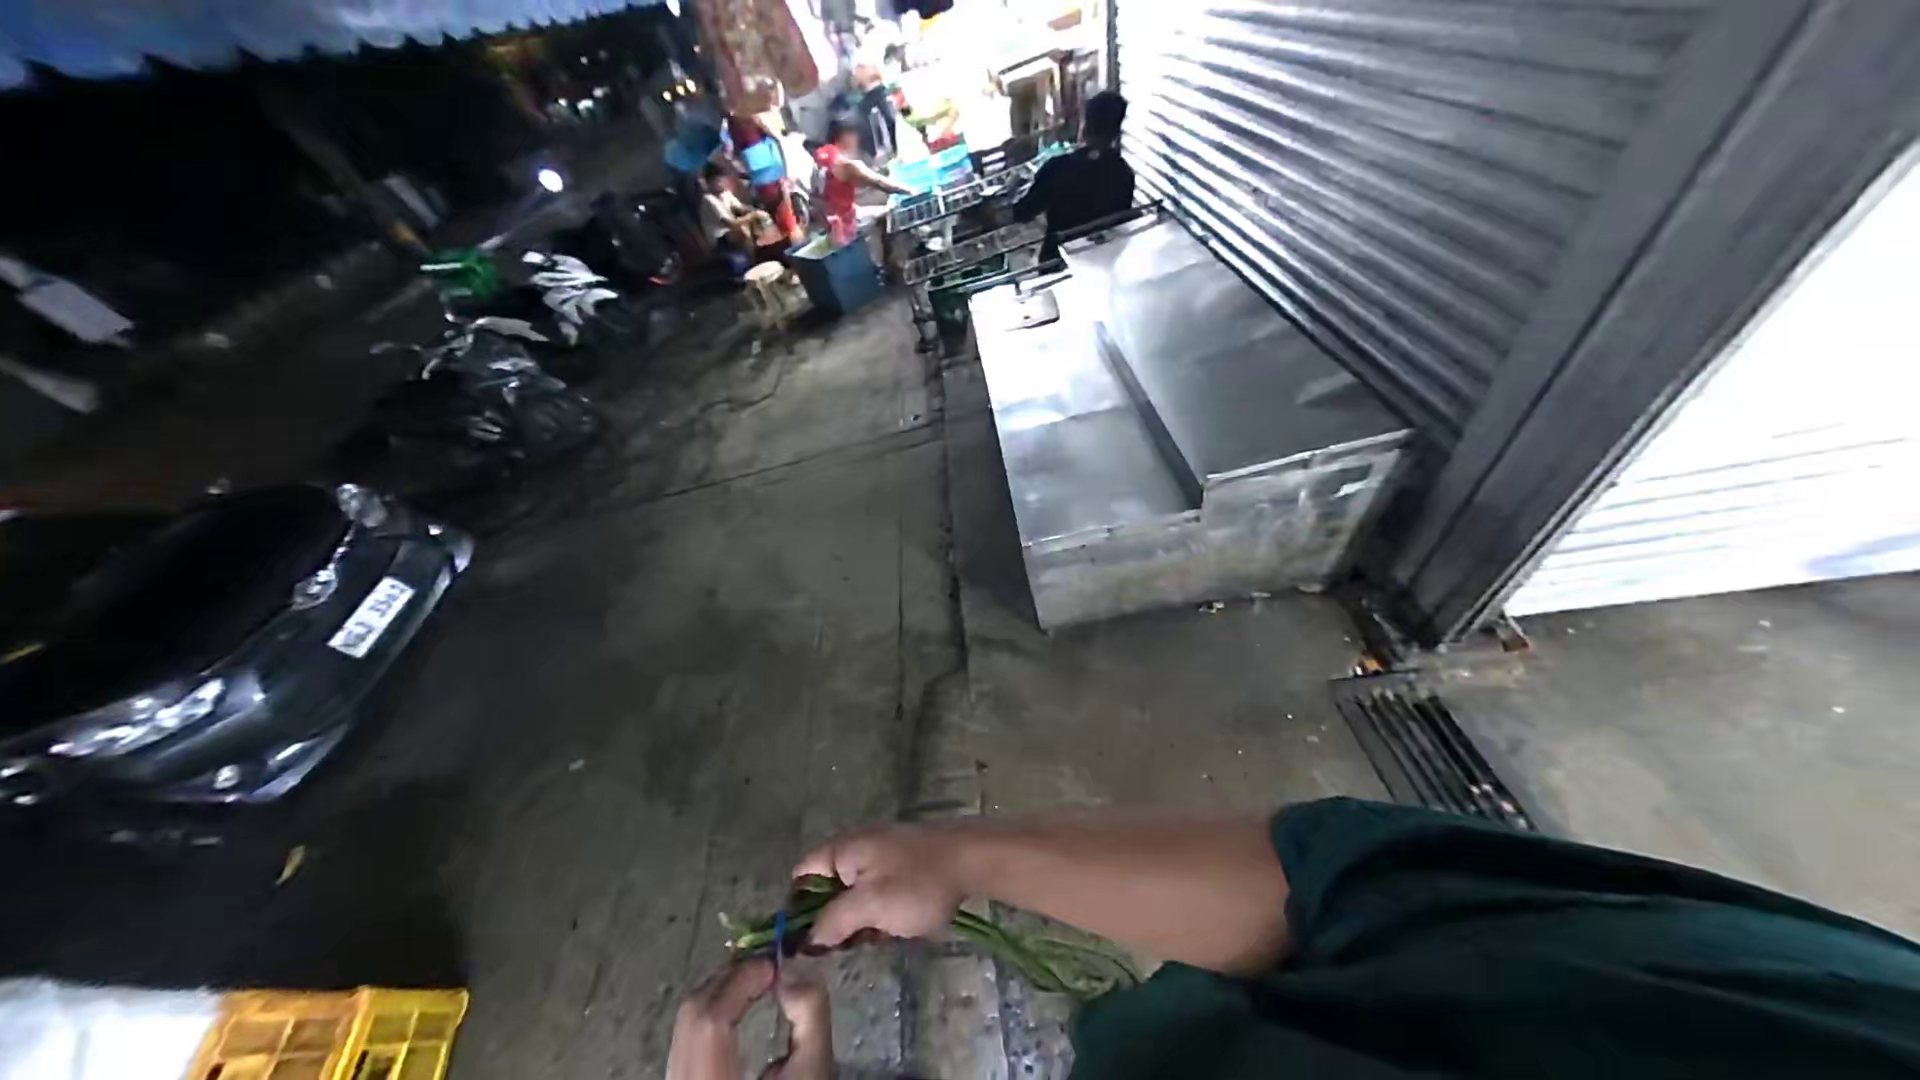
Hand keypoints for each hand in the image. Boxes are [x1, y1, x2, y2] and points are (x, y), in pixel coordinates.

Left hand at [666, 960, 832, 1079]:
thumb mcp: (816, 1067)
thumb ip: (810, 1010)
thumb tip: (788, 972)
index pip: (710, 1022)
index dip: (740, 982)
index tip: (774, 966)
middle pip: (692, 1015)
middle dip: (731, 979)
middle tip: (766, 968)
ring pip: (685, 1023)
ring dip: (720, 992)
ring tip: (756, 981)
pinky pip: (686, 1037)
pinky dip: (712, 1011)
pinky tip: (738, 1006)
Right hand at [793, 825, 966, 946]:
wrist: (970, 861)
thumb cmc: (917, 883)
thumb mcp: (870, 905)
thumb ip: (832, 921)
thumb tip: (805, 939)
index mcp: (842, 849)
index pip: (800, 876)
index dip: (798, 909)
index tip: (809, 941)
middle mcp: (855, 848)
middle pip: (826, 890)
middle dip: (836, 920)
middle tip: (855, 940)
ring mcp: (879, 856)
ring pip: (853, 897)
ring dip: (862, 920)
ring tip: (883, 932)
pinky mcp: (899, 866)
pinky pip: (876, 894)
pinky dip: (882, 912)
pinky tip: (899, 924)